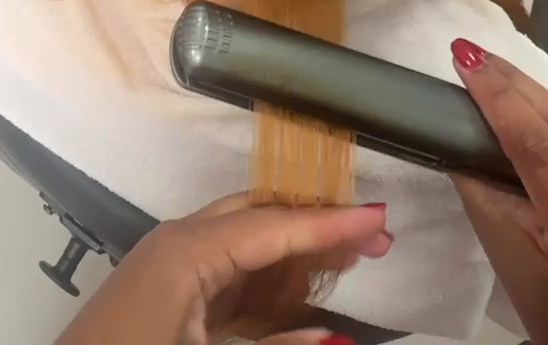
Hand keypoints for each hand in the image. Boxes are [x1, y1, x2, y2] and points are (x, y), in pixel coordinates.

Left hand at [54, 194, 390, 344]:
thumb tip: (334, 337)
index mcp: (187, 250)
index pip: (272, 226)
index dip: (328, 222)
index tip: (379, 215)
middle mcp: (178, 241)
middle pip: (259, 218)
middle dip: (316, 223)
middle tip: (376, 235)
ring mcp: (170, 263)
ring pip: (245, 240)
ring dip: (295, 247)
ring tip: (351, 253)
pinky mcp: (169, 289)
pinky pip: (228, 269)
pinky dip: (268, 274)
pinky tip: (300, 288)